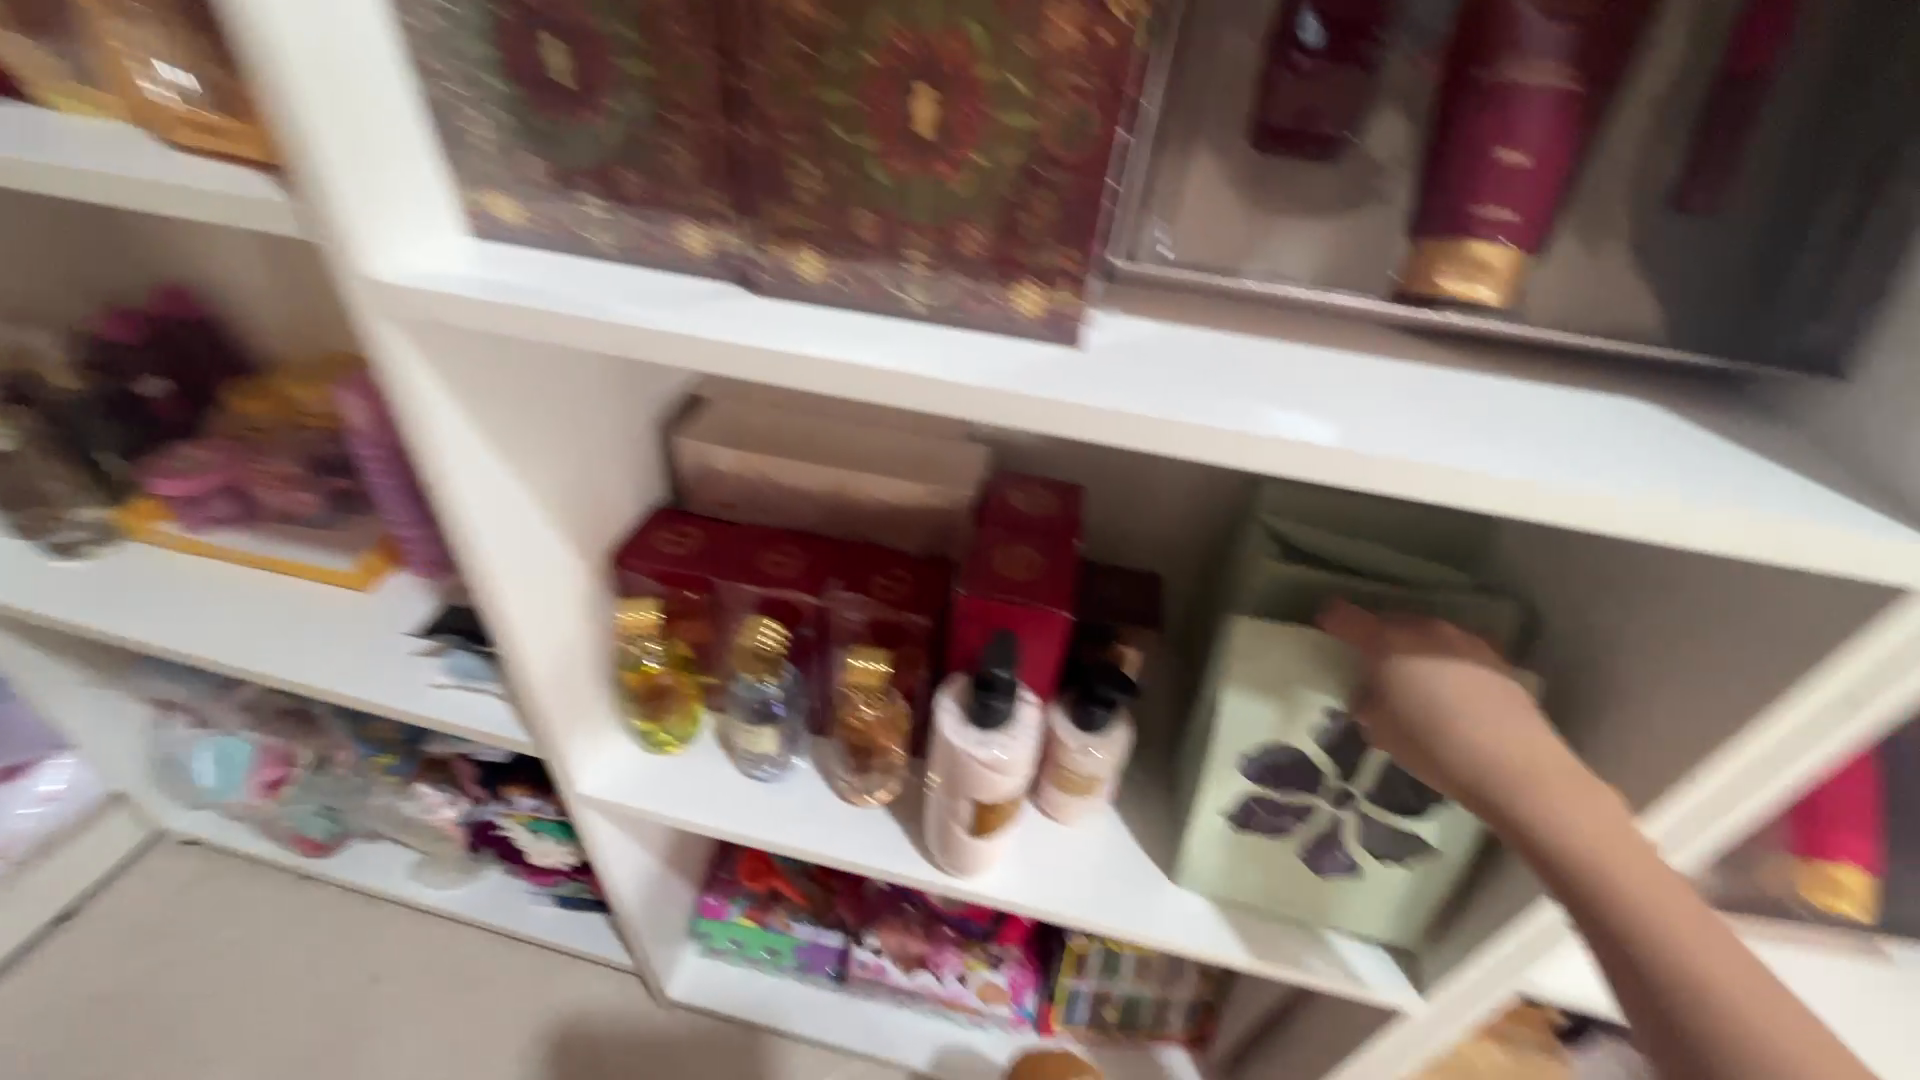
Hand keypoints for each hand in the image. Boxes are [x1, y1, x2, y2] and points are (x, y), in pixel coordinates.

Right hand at [1315, 600, 1597, 826]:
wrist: (1514, 767)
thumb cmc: (1431, 746)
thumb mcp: (1378, 729)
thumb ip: (1366, 701)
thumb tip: (1371, 693)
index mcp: (1385, 642)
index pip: (1344, 615)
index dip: (1330, 620)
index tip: (1325, 630)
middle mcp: (1424, 630)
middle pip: (1388, 619)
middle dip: (1374, 635)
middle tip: (1370, 664)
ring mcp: (1464, 640)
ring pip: (1425, 634)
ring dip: (1412, 648)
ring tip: (1413, 680)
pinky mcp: (1496, 658)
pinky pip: (1455, 650)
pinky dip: (1443, 662)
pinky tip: (1450, 692)